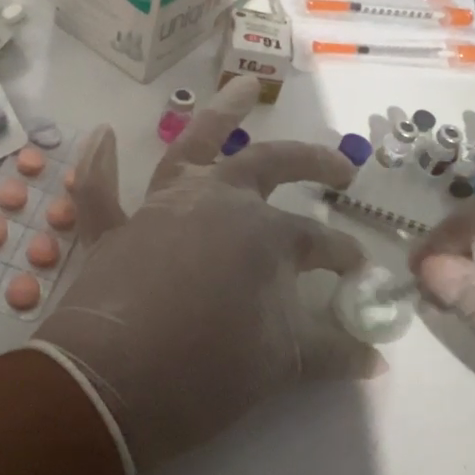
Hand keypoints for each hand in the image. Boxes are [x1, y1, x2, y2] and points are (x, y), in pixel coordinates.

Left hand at [27, 76, 386, 474]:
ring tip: (243, 85)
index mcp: (263, 232)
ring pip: (192, 145)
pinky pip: (102, 190)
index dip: (342, 258)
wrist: (112, 389)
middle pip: (269, 165)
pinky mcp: (114, 230)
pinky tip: (99, 133)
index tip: (359, 275)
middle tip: (340, 168)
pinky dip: (99, 163)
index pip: (317, 241)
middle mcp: (216, 203)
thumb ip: (330, 352)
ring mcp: (161, 209)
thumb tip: (375, 358)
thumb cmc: (205, 372)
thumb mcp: (280, 365)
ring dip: (219, 114)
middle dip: (309, 161)